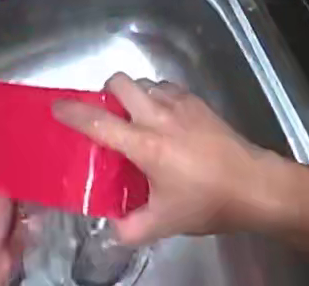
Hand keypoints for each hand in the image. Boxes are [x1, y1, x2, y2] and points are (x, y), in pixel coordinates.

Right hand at [52, 72, 289, 246]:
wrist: (251, 183)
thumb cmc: (205, 202)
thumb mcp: (164, 223)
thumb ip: (131, 226)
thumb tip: (111, 226)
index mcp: (145, 144)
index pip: (99, 122)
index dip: (74, 112)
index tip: (56, 106)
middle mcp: (157, 114)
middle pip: (120, 82)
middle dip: (106, 91)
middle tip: (106, 113)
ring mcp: (178, 102)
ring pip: (143, 82)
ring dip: (133, 95)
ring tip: (136, 120)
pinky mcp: (195, 99)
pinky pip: (165, 87)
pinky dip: (156, 97)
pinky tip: (164, 121)